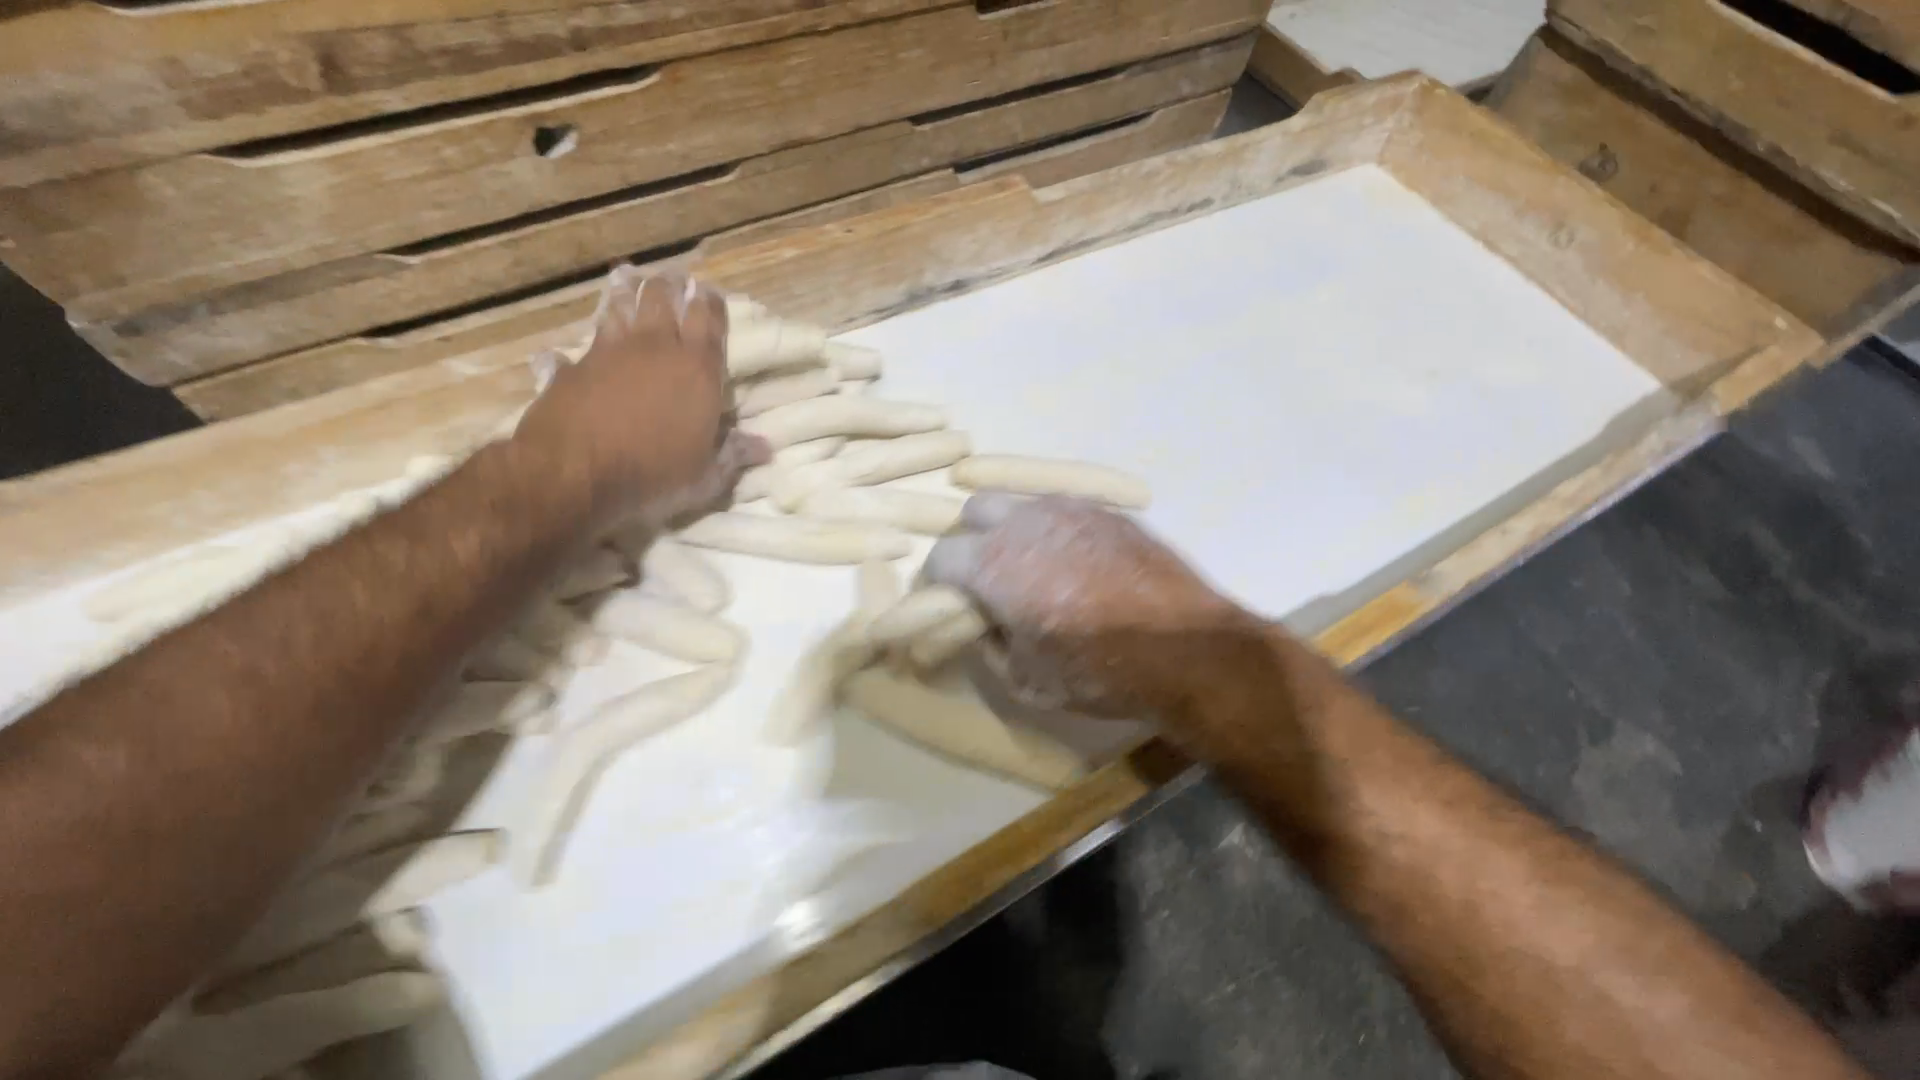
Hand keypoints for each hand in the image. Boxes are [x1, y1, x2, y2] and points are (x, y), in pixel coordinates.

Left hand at [517, 267, 768, 528]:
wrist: (574, 472)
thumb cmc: (655, 474)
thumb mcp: (705, 476)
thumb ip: (734, 455)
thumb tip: (765, 447)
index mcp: (698, 368)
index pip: (709, 318)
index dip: (710, 302)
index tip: (709, 292)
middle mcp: (656, 347)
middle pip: (662, 297)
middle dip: (669, 287)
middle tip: (672, 283)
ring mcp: (610, 351)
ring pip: (621, 306)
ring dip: (627, 295)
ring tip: (629, 286)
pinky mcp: (573, 366)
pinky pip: (581, 344)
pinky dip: (584, 344)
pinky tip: (573, 350)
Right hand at [925, 494, 1260, 717]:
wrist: (1188, 649)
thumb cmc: (1099, 670)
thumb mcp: (1027, 680)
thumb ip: (991, 646)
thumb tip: (984, 624)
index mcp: (994, 563)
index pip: (940, 557)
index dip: (936, 582)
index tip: (945, 601)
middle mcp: (1026, 522)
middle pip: (975, 510)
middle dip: (970, 540)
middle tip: (986, 577)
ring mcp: (1071, 509)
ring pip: (1021, 503)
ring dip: (1012, 530)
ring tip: (1030, 566)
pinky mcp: (1108, 511)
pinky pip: (1063, 509)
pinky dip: (1053, 530)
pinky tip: (1072, 562)